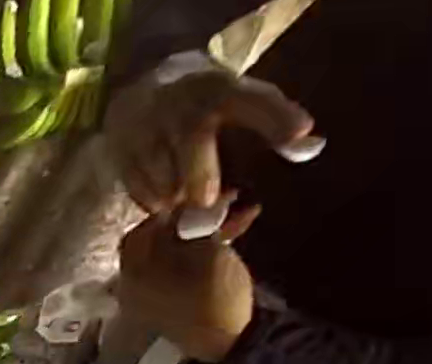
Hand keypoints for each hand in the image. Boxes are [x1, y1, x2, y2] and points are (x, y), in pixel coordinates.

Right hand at [105, 67, 315, 213]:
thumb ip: (272, 121)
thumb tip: (308, 149)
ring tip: (183, 207)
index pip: (254, 101)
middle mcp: (184, 110)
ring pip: (160, 172)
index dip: (277, 118)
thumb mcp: (239, 96)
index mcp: (223, 90)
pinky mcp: (123, 155)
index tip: (300, 135)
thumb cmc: (202, 102)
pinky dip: (150, 199)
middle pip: (193, 142)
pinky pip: (136, 185)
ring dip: (173, 195)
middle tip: (206, 202)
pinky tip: (162, 205)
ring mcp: (148, 133)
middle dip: (200, 174)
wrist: (139, 88)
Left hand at [117, 202, 260, 361]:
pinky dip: (209, 244)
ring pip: (175, 249)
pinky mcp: (175, 295)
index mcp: (133, 276)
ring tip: (239, 204)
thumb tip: (185, 207)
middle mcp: (135, 284)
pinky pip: (186, 264)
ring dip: (205, 226)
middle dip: (187, 217)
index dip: (163, 212)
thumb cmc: (213, 297)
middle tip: (220, 196)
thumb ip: (191, 230)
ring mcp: (155, 291)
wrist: (229, 340)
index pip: (135, 236)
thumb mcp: (205, 256)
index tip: (191, 195)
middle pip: (155, 241)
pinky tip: (245, 221)